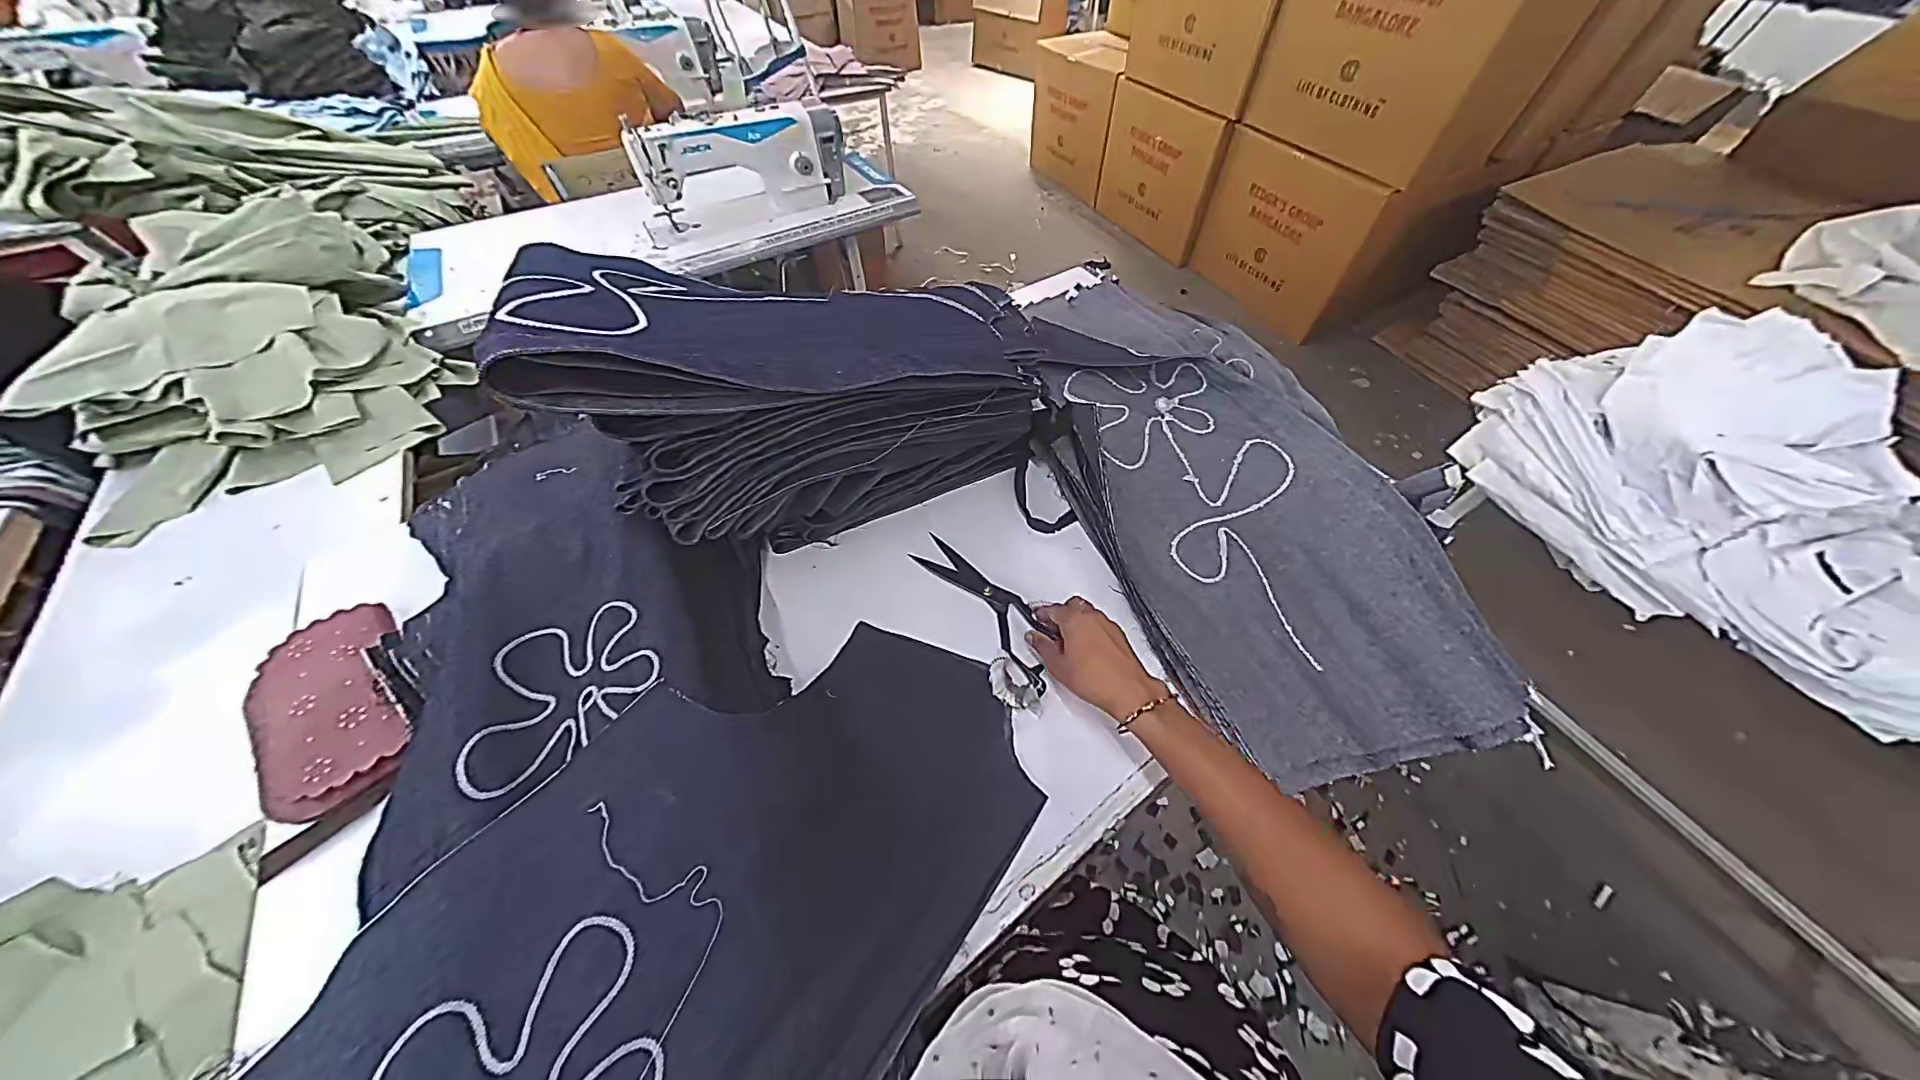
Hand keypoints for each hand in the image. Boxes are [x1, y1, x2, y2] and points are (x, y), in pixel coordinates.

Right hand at [1027, 597, 1165, 720]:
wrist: (1127, 691)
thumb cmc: (1097, 679)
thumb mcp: (1057, 665)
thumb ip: (1043, 646)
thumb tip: (1036, 638)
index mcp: (1074, 619)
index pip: (1052, 609)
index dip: (1041, 614)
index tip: (1036, 620)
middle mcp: (1092, 617)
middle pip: (1071, 605)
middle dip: (1059, 614)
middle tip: (1049, 628)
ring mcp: (1107, 624)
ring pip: (1086, 613)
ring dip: (1075, 621)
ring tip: (1066, 640)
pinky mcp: (1118, 634)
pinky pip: (1099, 624)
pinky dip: (1089, 629)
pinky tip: (1084, 647)